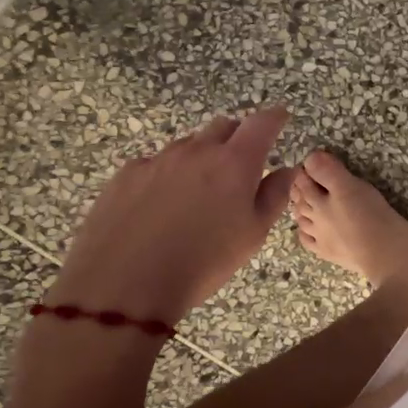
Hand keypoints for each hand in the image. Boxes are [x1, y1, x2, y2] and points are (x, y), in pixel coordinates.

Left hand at [46, 108, 294, 324]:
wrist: (121, 289)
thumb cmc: (202, 262)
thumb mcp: (253, 235)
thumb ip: (274, 196)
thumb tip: (285, 170)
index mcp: (235, 162)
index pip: (262, 123)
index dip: (275, 117)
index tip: (280, 118)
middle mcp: (197, 151)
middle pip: (223, 126)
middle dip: (236, 137)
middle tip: (238, 164)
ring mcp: (157, 161)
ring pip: (188, 145)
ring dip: (200, 157)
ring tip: (195, 191)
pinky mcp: (123, 177)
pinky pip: (153, 163)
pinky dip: (165, 174)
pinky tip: (158, 205)